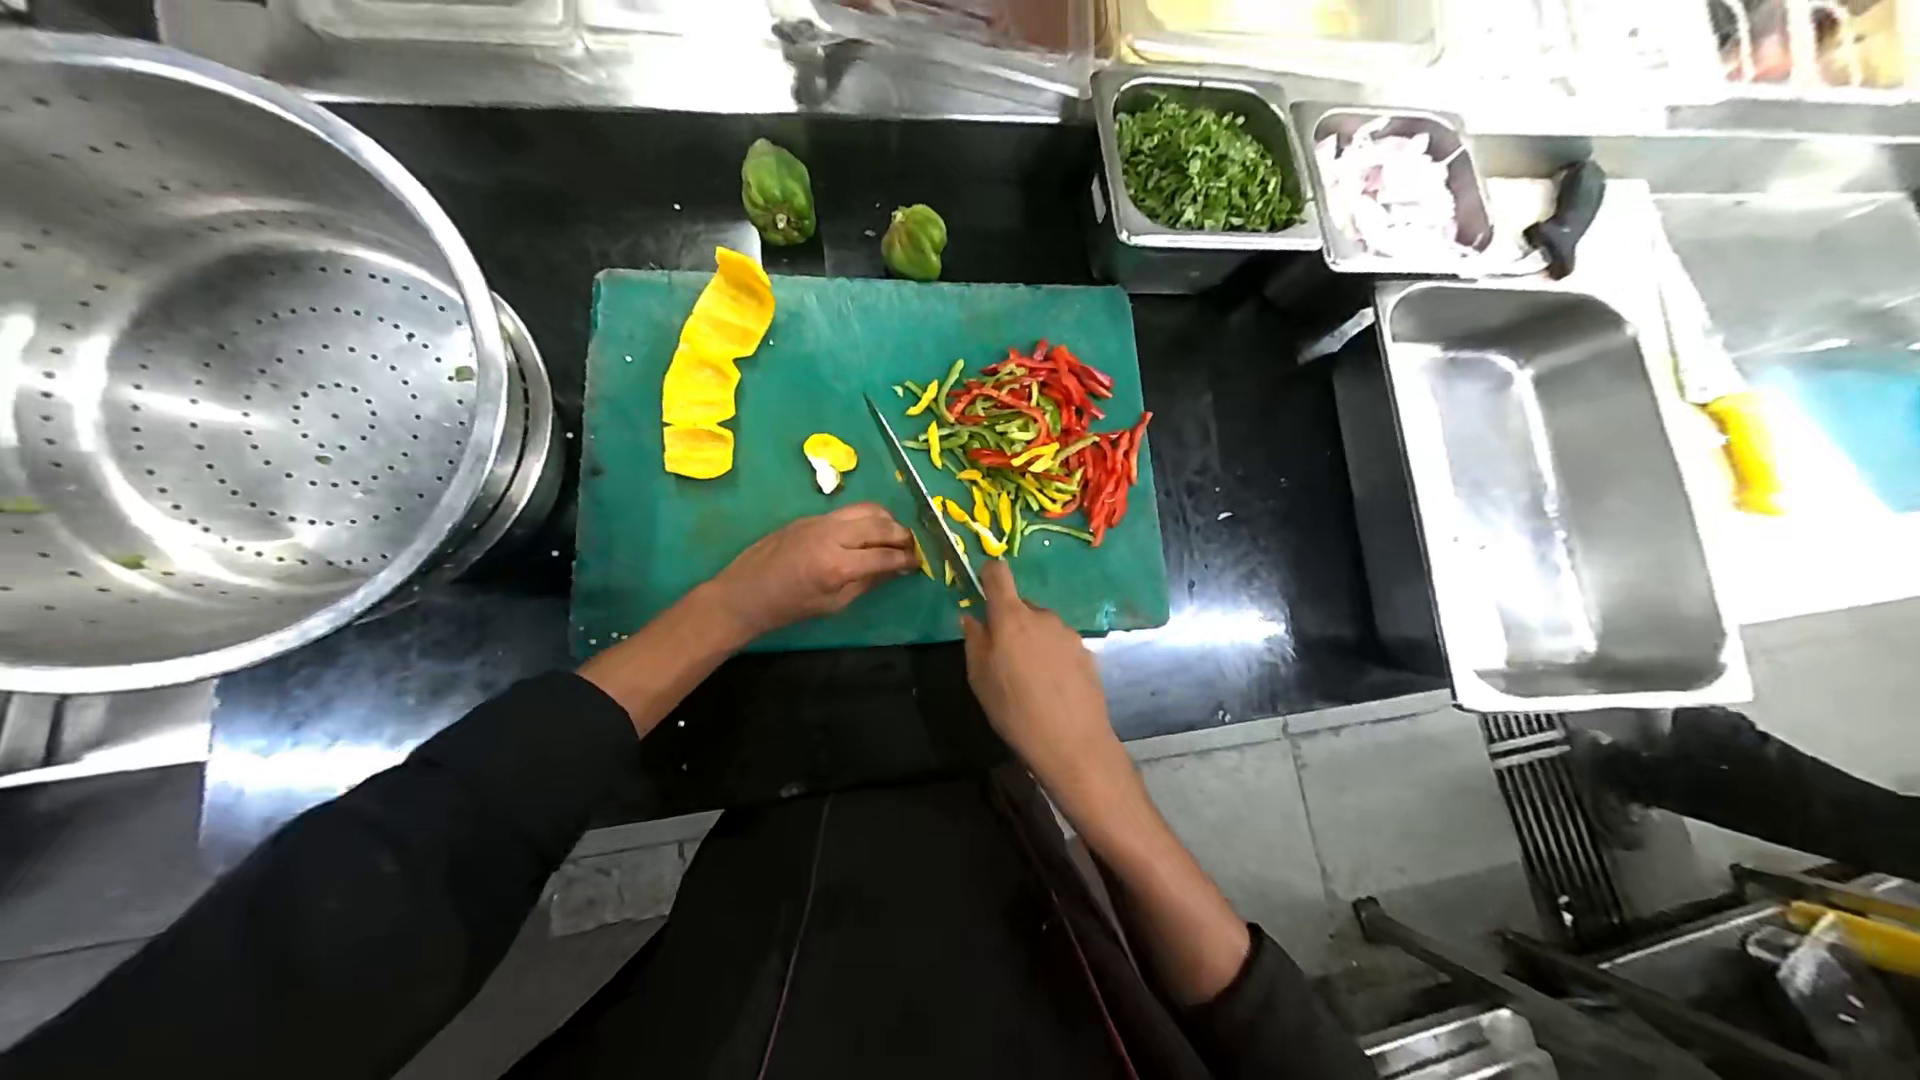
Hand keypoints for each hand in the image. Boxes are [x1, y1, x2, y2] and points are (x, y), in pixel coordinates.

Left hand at [704, 502, 917, 643]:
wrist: (744, 592)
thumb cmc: (789, 608)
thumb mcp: (833, 604)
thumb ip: (867, 582)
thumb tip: (895, 568)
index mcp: (837, 566)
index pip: (885, 556)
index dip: (907, 559)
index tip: (919, 562)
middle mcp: (832, 536)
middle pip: (880, 525)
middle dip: (902, 535)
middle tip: (913, 546)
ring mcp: (820, 521)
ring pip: (866, 509)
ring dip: (886, 520)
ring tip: (894, 535)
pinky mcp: (811, 516)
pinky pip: (848, 511)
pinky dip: (866, 518)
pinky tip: (868, 532)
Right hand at [961, 560, 1122, 794]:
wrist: (1072, 742)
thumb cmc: (1014, 710)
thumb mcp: (979, 678)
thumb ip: (974, 641)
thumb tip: (973, 618)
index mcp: (1012, 617)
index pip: (999, 574)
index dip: (988, 575)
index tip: (982, 589)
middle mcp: (1042, 616)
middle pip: (1021, 606)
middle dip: (1010, 623)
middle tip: (1004, 658)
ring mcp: (1068, 633)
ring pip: (1042, 627)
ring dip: (1033, 641)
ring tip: (1030, 679)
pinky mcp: (1087, 652)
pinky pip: (1060, 645)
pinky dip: (1052, 657)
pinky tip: (1052, 687)